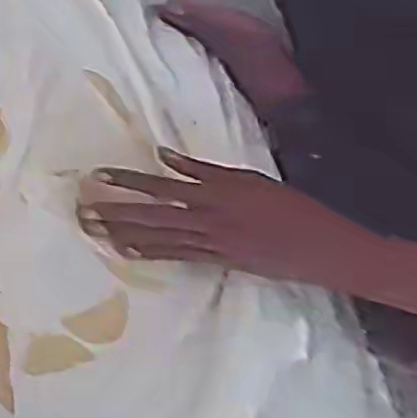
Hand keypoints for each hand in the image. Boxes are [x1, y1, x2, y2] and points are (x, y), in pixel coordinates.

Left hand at [82, 148, 383, 288]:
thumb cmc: (293, 208)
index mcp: (212, 194)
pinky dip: (150, 253)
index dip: (126, 180)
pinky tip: (126, 251)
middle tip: (80, 209)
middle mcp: (207, 218)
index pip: (158, 184)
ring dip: (123, 233)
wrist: (336, 252)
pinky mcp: (222, 262)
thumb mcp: (246, 178)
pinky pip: (178, 256)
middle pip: (150, 214)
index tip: (96, 175)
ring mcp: (213, 243)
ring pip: (158, 237)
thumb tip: (163, 154)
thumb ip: (200, 169)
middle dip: (113, 211)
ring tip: (92, 229)